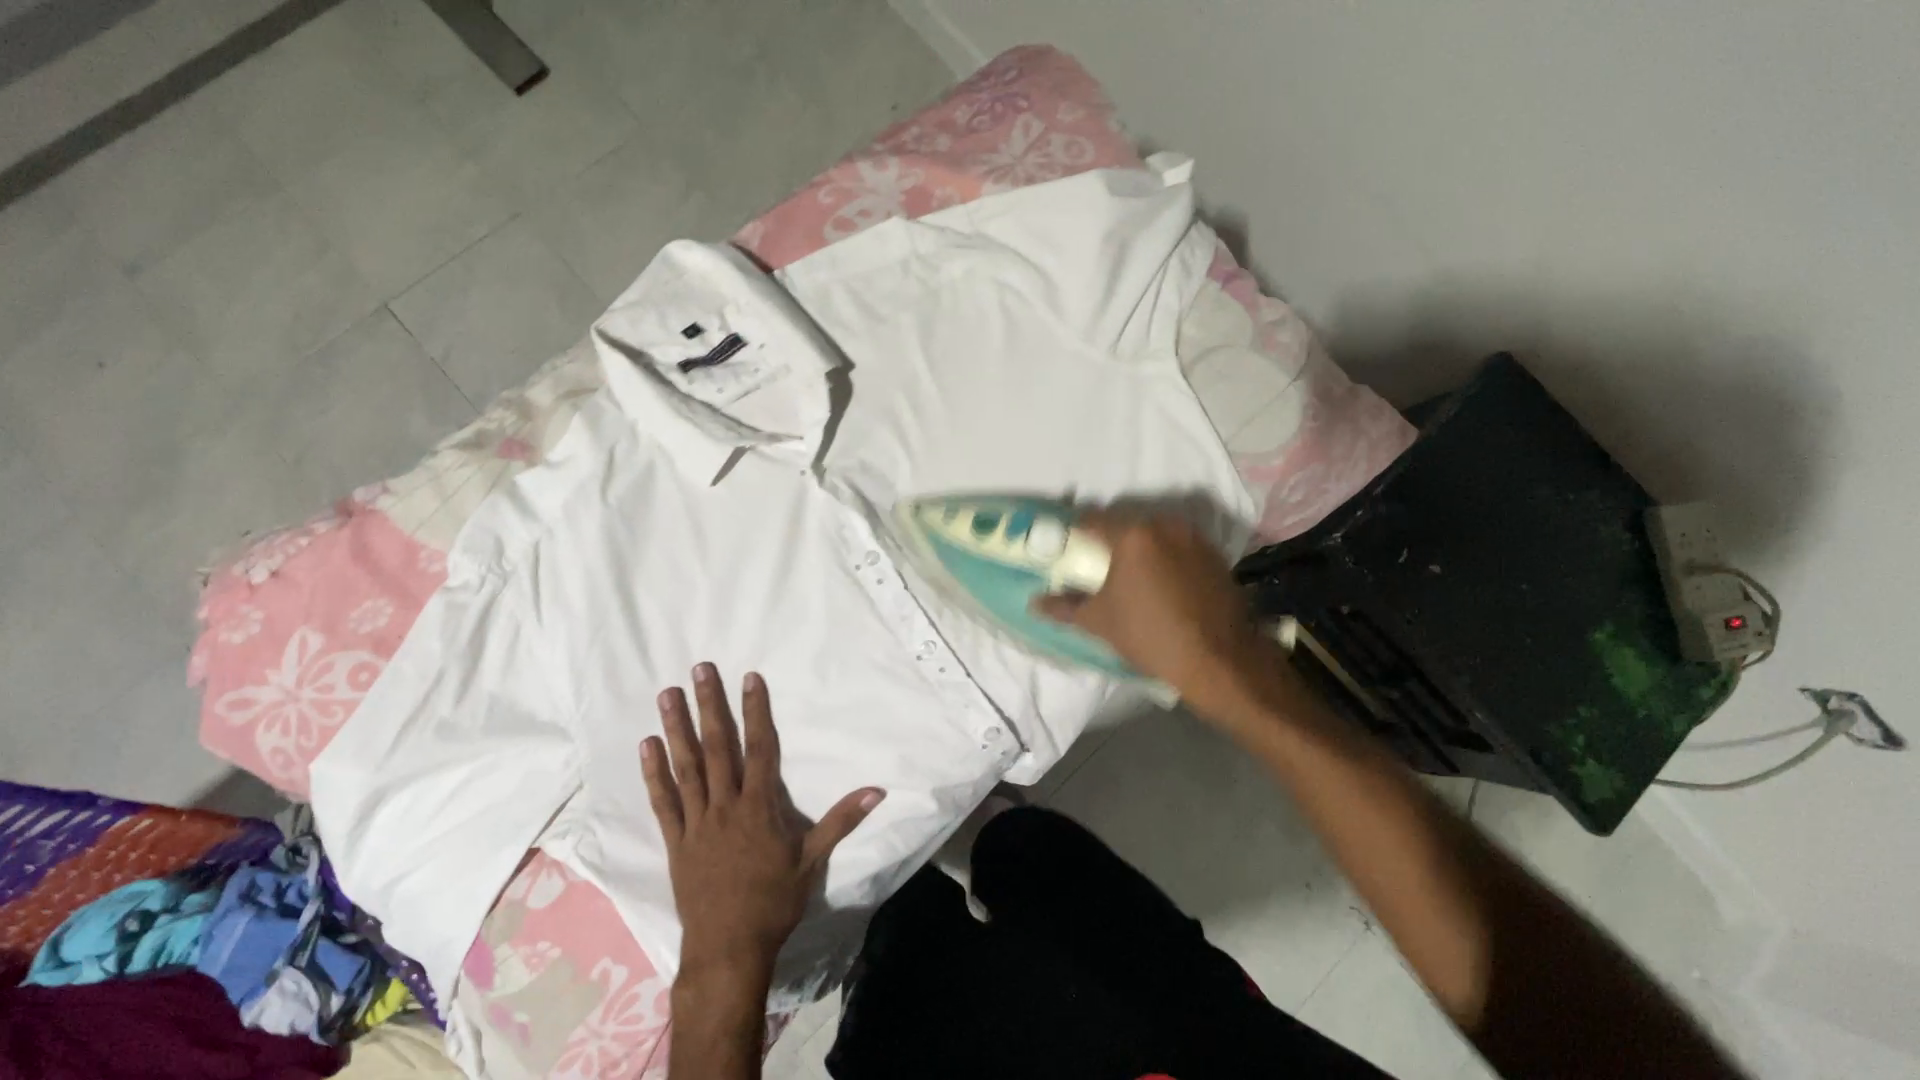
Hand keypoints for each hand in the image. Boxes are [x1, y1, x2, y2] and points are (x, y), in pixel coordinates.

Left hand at [642, 663, 884, 982]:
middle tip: (699, 670)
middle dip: (710, 705)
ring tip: (667, 694)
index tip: (750, 678)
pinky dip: (654, 774)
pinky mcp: (676, 841)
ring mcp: (697, 822)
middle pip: (718, 747)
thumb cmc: (775, 901)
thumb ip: (842, 820)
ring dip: (676, 729)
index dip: (756, 711)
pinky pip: (662, 802)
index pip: (760, 748)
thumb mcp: (814, 860)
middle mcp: (726, 806)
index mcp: (760, 807)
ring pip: (686, 767)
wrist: (729, 946)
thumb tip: (878, 790)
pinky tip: (646, 746)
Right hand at [1033, 511, 1270, 716]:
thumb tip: (1036, 602)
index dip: (1076, 532)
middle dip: (1111, 540)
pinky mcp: (1216, 555)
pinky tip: (1165, 585)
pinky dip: (1168, 558)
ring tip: (1133, 577)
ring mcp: (1195, 538)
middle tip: (1098, 565)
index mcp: (1132, 535)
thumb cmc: (1150, 636)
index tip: (1068, 547)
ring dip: (1142, 548)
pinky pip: (1181, 547)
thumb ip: (1065, 607)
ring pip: (1157, 534)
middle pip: (1127, 524)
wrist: (1218, 659)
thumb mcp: (1099, 622)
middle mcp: (1165, 525)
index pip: (1092, 520)